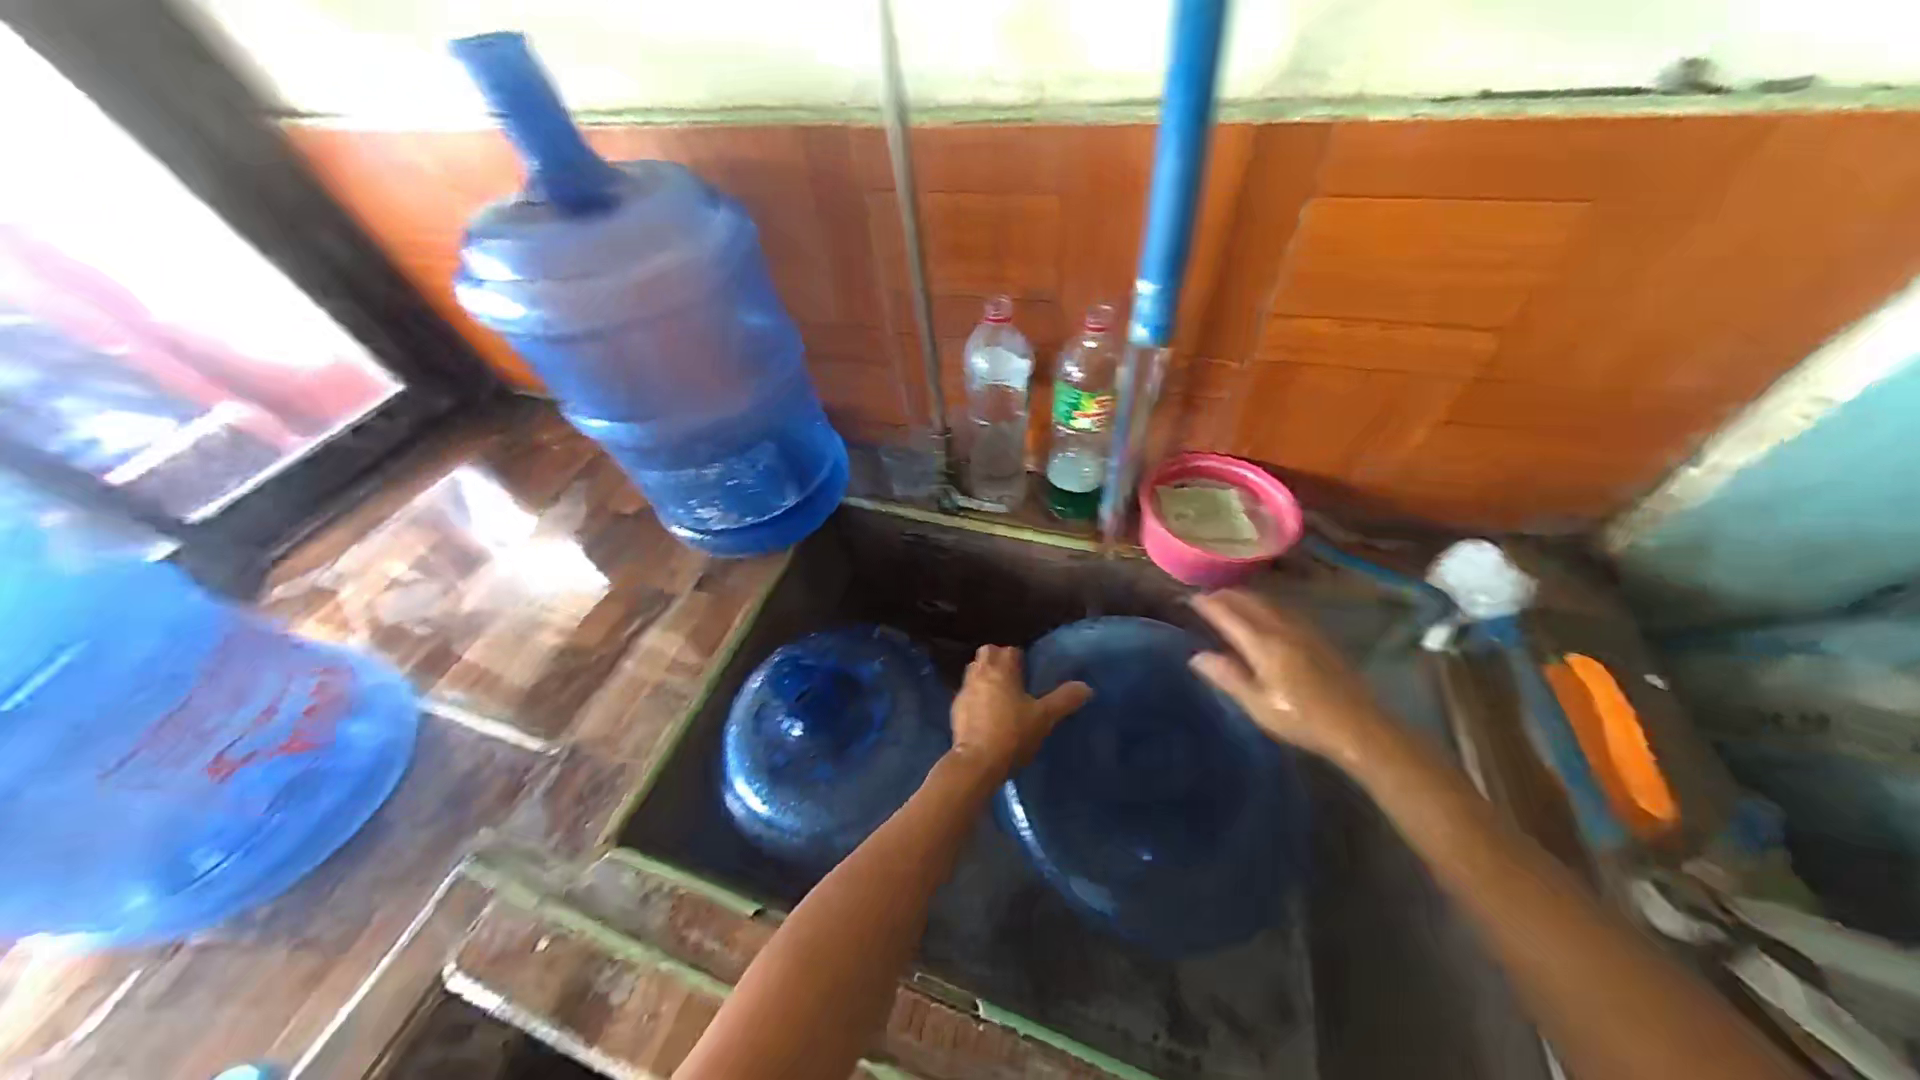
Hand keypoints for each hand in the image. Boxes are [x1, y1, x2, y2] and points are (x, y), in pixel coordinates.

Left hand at [950, 645, 1091, 775]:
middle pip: (987, 654)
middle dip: (998, 661)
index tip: (1029, 673)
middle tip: (1014, 680)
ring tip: (1001, 696)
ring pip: (974, 672)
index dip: (1020, 659)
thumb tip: (1086, 687)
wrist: (977, 762)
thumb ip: (1064, 699)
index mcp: (1001, 669)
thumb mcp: (1044, 717)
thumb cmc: (1013, 734)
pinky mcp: (955, 709)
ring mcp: (964, 691)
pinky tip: (987, 715)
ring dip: (985, 678)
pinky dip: (976, 698)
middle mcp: (980, 673)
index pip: (1010, 650)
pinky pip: (968, 694)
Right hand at [1188, 589, 1395, 766]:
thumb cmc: (1303, 721)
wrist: (1361, 728)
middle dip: (1224, 595)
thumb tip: (1196, 655)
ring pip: (1267, 601)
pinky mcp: (1318, 637)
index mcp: (1264, 644)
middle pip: (1249, 600)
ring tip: (1227, 601)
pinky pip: (1282, 608)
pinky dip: (1262, 604)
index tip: (1188, 599)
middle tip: (1204, 598)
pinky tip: (1262, 614)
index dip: (1206, 604)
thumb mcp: (1258, 705)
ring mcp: (1304, 630)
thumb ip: (1228, 677)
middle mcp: (1283, 629)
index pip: (1228, 614)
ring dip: (1244, 596)